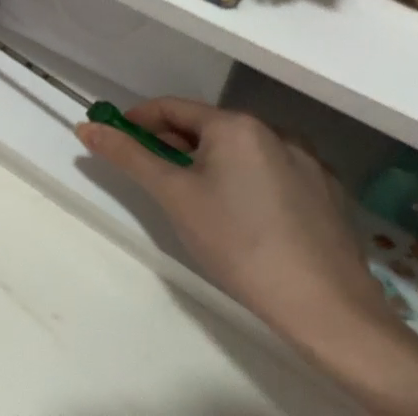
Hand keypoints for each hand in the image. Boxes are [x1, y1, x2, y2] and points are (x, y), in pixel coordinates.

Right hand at [77, 98, 379, 334]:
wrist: (327, 308)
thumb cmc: (237, 241)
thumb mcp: (170, 194)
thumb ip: (126, 154)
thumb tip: (87, 127)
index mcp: (238, 128)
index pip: (170, 108)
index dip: (135, 122)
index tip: (114, 142)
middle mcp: (279, 135)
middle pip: (207, 127)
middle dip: (172, 144)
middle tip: (151, 175)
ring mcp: (312, 167)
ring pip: (241, 150)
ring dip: (209, 162)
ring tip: (195, 197)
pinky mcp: (330, 196)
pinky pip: (272, 172)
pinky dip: (245, 180)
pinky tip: (241, 214)